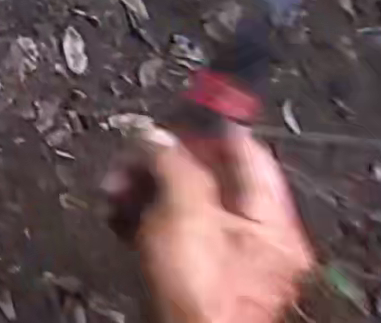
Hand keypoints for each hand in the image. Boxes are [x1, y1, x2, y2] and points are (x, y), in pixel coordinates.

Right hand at [109, 125, 313, 322]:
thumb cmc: (198, 281)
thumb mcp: (184, 210)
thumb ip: (172, 163)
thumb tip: (152, 131)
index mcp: (266, 218)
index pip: (246, 152)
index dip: (213, 124)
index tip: (186, 100)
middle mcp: (251, 228)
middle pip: (202, 168)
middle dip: (155, 156)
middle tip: (127, 156)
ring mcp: (222, 241)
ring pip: (176, 187)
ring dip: (138, 179)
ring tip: (114, 187)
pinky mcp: (193, 251)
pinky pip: (164, 210)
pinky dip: (138, 202)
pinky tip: (118, 207)